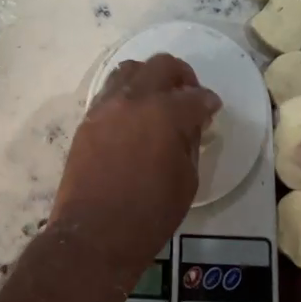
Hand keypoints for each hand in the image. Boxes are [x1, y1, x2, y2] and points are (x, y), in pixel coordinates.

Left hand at [49, 53, 220, 278]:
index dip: (209, 102)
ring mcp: (108, 105)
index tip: (212, 110)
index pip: (196, 96)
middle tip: (188, 95)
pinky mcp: (89, 117)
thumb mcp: (187, 182)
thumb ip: (190, 143)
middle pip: (162, 65)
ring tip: (158, 98)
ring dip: (150, 77)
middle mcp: (136, 99)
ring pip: (132, 69)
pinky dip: (127, 92)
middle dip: (182, 76)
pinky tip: (133, 113)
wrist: (94, 235)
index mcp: (166, 113)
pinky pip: (110, 90)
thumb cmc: (149, 215)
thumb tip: (191, 125)